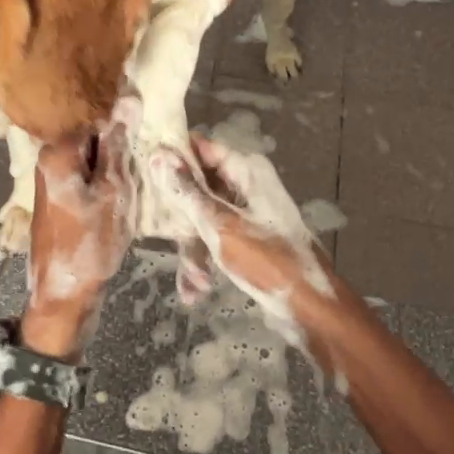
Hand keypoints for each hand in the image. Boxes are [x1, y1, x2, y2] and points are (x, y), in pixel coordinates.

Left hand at [20, 99, 139, 358]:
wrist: (63, 292)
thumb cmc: (90, 243)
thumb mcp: (113, 192)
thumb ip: (117, 146)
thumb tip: (128, 99)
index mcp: (57, 150)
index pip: (94, 113)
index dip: (123, 116)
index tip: (149, 122)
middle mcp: (47, 156)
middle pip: (90, 133)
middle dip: (118, 139)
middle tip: (147, 150)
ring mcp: (51, 175)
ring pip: (90, 153)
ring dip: (113, 159)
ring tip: (140, 166)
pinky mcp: (57, 193)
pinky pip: (85, 171)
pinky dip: (103, 175)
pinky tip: (124, 185)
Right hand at [149, 135, 337, 325]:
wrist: (310, 306)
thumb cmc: (267, 260)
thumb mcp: (220, 225)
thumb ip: (186, 192)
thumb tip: (157, 155)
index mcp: (247, 170)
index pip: (201, 147)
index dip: (172, 157)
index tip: (143, 172)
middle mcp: (247, 184)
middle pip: (198, 185)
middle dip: (181, 217)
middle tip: (163, 236)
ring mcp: (247, 211)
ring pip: (203, 216)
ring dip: (194, 248)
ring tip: (193, 280)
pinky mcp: (247, 235)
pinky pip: (215, 237)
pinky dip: (206, 259)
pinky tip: (196, 289)